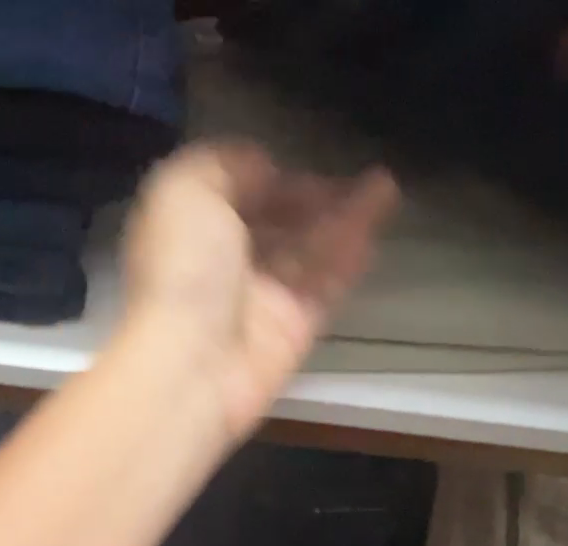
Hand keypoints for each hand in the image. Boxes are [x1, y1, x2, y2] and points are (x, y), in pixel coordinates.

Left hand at [117, 141, 398, 440]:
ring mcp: (257, 302)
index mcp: (184, 234)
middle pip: (271, 227)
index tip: (292, 161)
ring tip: (385, 187)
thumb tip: (262, 169)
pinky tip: (375, 220)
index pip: (229, 199)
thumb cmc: (182, 270)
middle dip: (308, 200)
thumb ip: (222, 166)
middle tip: (353, 175)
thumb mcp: (184, 190)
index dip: (261, 179)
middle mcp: (219, 268)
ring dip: (343, 218)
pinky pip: (325, 285)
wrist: (193, 363)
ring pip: (306, 252)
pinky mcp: (291, 330)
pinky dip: (349, 254)